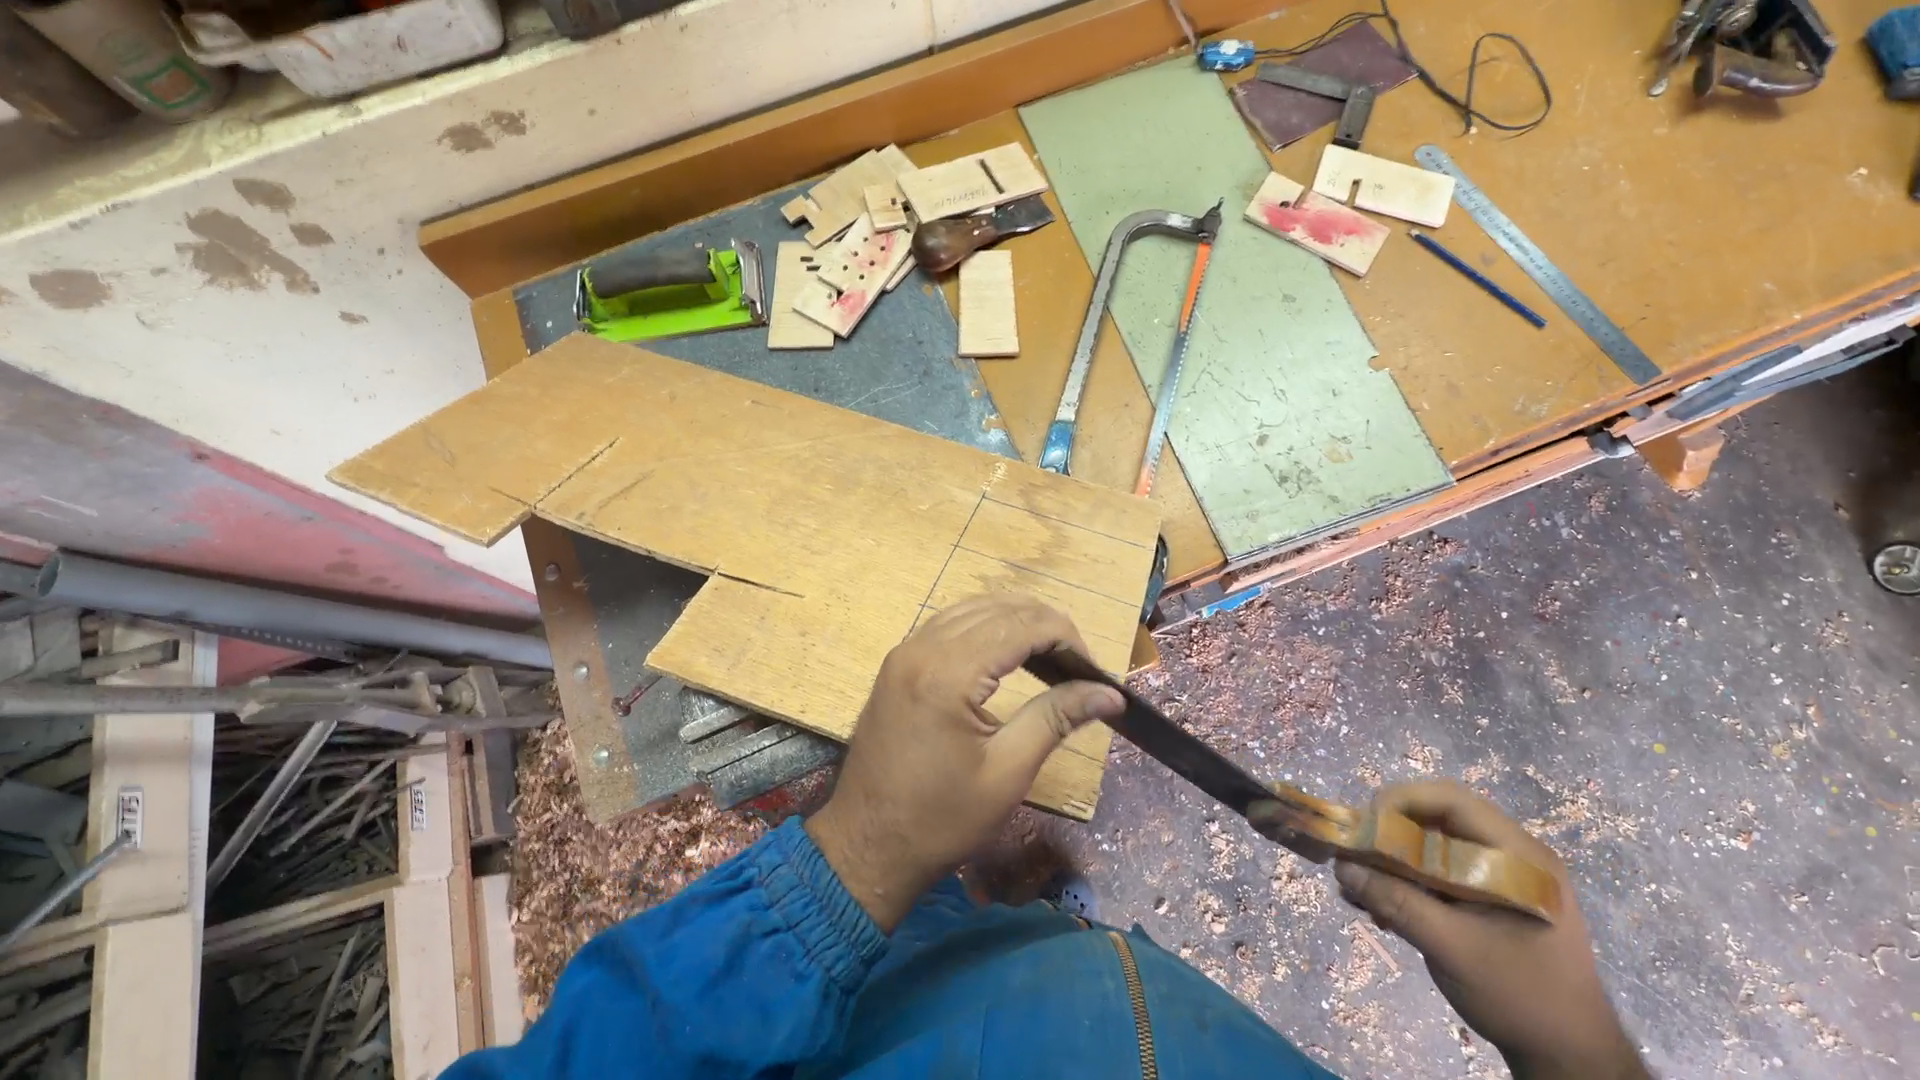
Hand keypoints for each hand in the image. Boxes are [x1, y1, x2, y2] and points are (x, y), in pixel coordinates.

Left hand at [805, 595, 1123, 931]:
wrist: (868, 845)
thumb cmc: (941, 819)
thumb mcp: (1007, 771)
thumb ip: (1057, 718)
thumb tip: (1110, 693)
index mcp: (948, 672)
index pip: (1021, 624)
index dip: (1066, 637)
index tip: (1094, 672)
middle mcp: (921, 648)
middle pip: (998, 608)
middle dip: (1046, 627)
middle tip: (1078, 669)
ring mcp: (904, 653)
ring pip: (973, 609)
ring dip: (1016, 623)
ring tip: (1051, 660)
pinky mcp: (897, 665)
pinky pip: (949, 625)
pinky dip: (985, 629)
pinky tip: (1007, 657)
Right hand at [1331, 781, 1647, 1079]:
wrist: (1569, 1057)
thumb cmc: (1521, 997)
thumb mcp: (1453, 949)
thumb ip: (1397, 902)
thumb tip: (1342, 867)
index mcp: (1520, 857)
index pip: (1452, 800)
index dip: (1401, 801)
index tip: (1362, 827)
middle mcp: (1509, 857)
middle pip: (1436, 820)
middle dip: (1387, 835)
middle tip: (1352, 856)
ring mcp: (1497, 879)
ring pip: (1430, 848)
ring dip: (1389, 862)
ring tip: (1356, 888)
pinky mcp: (1484, 901)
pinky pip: (1435, 875)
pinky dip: (1402, 884)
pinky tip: (1376, 907)